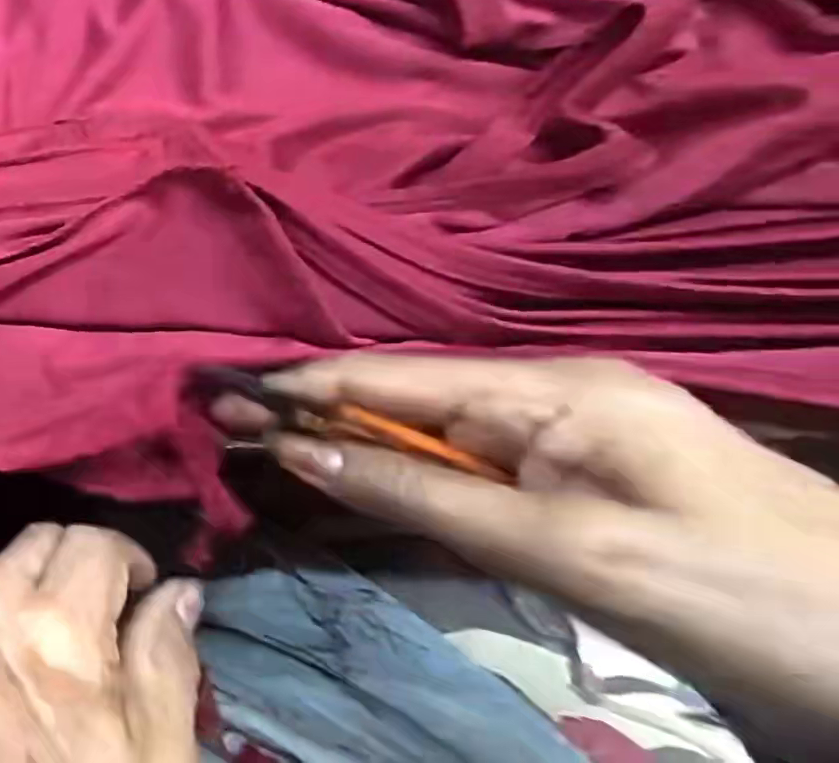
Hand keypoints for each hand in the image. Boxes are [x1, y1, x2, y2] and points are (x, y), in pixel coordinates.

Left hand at [0, 523, 203, 762]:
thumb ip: (168, 654)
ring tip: (59, 636)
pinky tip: (17, 642)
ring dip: (43, 577)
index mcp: (54, 628)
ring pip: (14, 552)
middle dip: (86, 564)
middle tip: (104, 617)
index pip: (97, 542)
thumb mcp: (153, 750)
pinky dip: (4, 591)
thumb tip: (181, 587)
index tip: (142, 593)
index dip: (131, 562)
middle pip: (52, 536)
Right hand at [214, 354, 838, 747]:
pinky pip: (454, 469)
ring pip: (418, 435)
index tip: (226, 394)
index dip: (303, 386)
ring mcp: (556, 438)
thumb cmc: (758, 603)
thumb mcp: (571, 550)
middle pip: (396, 400)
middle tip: (223, 421)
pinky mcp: (564, 482)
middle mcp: (543, 397)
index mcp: (551, 389)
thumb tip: (295, 451)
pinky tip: (343, 473)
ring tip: (261, 445)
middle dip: (310, 412)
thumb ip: (419, 493)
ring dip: (342, 443)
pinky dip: (391, 474)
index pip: (389, 379)